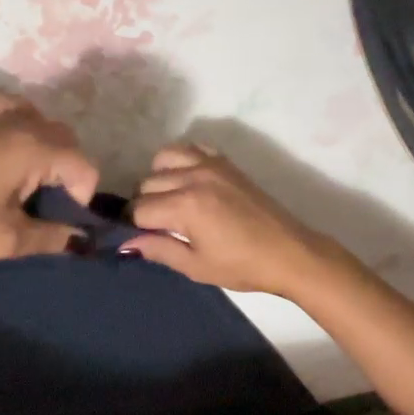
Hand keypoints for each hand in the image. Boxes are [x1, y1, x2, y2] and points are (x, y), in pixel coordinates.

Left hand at [0, 95, 99, 261]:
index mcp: (35, 148)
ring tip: (34, 183)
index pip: (84, 166)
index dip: (82, 199)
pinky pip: (15, 112)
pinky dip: (24, 128)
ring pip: (45, 124)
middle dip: (70, 174)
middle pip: (69, 141)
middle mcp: (22, 125)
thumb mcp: (9, 239)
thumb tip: (81, 240)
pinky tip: (12, 155)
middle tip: (48, 209)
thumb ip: (54, 237)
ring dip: (50, 151)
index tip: (60, 223)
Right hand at [124, 143, 340, 295]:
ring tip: (170, 201)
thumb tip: (125, 244)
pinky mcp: (226, 162)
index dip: (134, 226)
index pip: (139, 209)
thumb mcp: (196, 266)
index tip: (142, 238)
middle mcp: (194, 177)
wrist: (288, 253)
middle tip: (158, 226)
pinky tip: (188, 181)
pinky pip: (192, 148)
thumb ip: (159, 249)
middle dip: (145, 204)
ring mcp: (211, 165)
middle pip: (147, 182)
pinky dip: (182, 161)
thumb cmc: (241, 266)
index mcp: (185, 206)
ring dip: (159, 178)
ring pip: (164, 159)